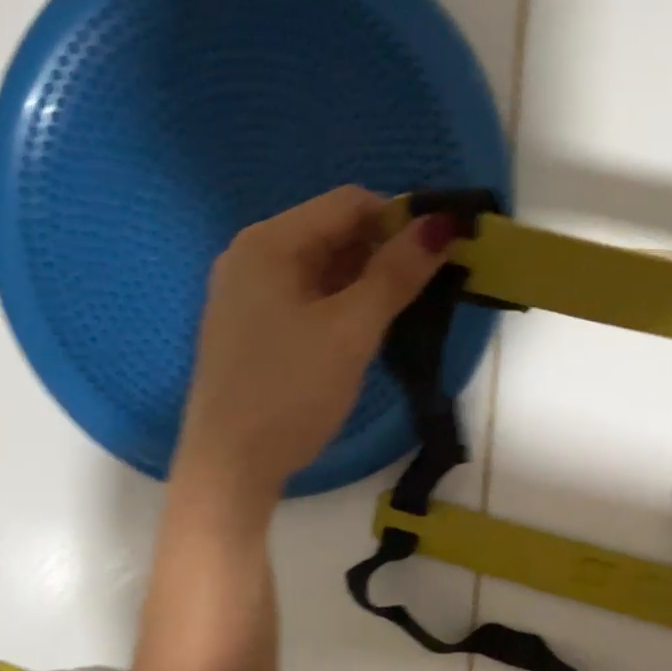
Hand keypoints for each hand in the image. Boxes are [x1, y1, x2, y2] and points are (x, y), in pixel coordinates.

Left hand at [176, 186, 457, 502]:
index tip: (440, 253)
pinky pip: (304, 299)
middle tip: (426, 289)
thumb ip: (396, 275)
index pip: (348, 202)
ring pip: (320, 269)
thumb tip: (442, 225)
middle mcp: (250, 256)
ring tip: (400, 316)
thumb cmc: (291, 392)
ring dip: (364, 283)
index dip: (400, 219)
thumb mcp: (351, 331)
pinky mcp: (249, 330)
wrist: (229, 467)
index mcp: (269, 242)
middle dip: (382, 253)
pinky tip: (361, 336)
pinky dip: (338, 306)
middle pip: (332, 232)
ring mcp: (245, 295)